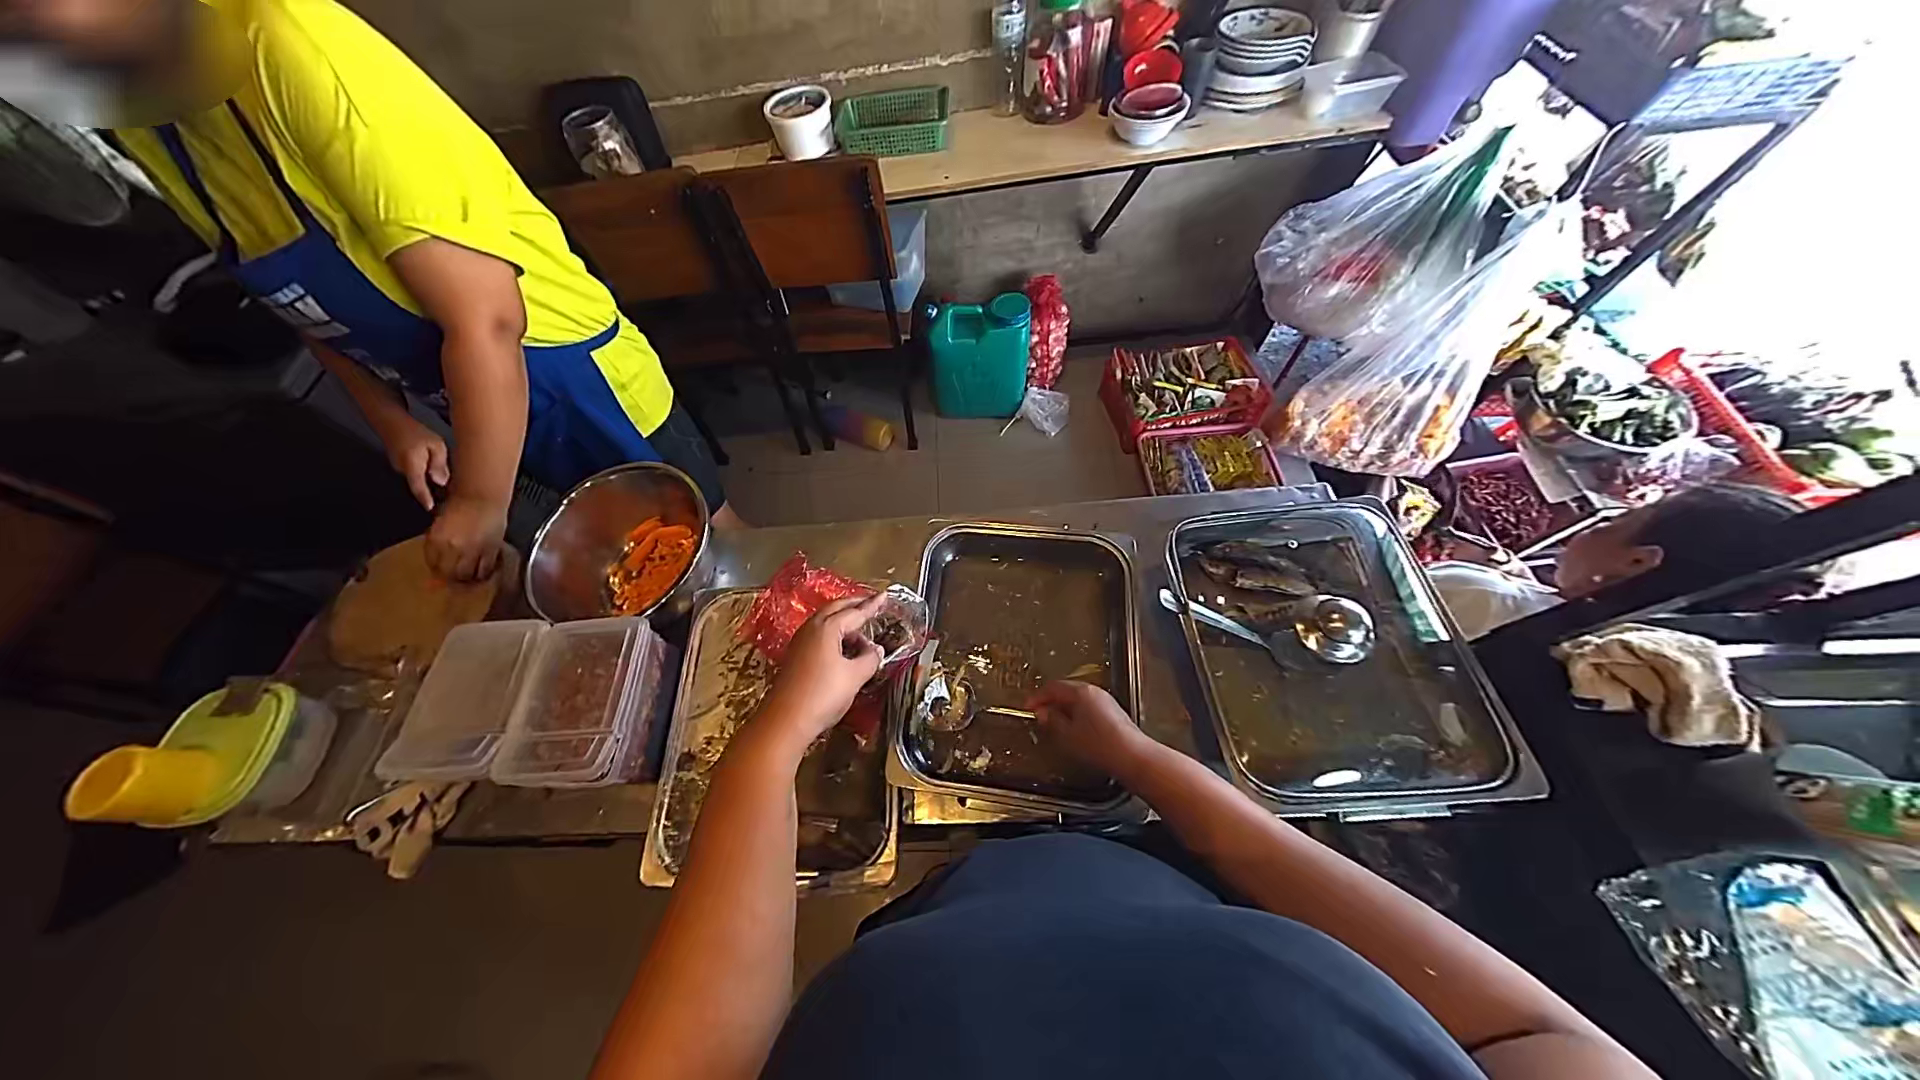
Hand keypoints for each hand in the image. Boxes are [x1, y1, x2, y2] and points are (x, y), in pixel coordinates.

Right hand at [379, 414, 450, 511]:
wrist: (389, 421)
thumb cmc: (415, 432)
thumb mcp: (435, 445)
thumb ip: (438, 464)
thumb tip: (441, 482)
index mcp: (412, 466)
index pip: (418, 488)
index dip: (425, 500)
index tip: (432, 510)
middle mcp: (402, 470)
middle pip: (420, 486)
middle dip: (434, 493)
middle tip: (451, 501)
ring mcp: (399, 468)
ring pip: (418, 480)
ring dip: (430, 484)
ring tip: (449, 489)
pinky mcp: (400, 465)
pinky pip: (415, 474)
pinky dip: (425, 476)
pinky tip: (437, 476)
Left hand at [425, 493, 507, 581]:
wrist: (483, 496)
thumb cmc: (461, 505)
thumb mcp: (439, 524)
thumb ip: (436, 543)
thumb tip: (437, 562)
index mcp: (436, 540)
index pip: (433, 566)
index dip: (438, 570)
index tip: (441, 571)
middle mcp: (454, 547)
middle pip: (449, 574)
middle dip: (451, 578)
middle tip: (455, 578)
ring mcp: (474, 550)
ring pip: (468, 575)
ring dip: (468, 578)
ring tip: (469, 577)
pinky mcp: (491, 550)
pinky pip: (486, 568)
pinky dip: (484, 572)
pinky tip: (483, 571)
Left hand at [756, 593, 886, 746]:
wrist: (785, 721)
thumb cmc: (823, 695)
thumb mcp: (855, 676)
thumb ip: (870, 659)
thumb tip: (876, 650)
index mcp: (827, 628)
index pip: (855, 612)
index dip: (872, 605)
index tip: (884, 596)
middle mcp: (811, 629)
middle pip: (836, 610)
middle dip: (855, 606)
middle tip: (872, 604)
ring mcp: (800, 642)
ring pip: (826, 623)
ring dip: (845, 624)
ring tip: (863, 634)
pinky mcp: (796, 657)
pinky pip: (819, 636)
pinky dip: (835, 636)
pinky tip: (844, 650)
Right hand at [1026, 681, 1154, 781]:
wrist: (1133, 757)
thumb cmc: (1099, 745)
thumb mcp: (1067, 734)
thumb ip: (1052, 720)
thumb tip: (1042, 712)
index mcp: (1080, 692)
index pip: (1052, 687)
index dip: (1037, 697)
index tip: (1028, 706)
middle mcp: (1094, 691)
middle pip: (1066, 690)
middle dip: (1050, 701)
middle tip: (1039, 714)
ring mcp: (1105, 701)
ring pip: (1078, 699)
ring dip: (1064, 708)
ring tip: (1055, 723)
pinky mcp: (1113, 712)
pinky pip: (1088, 707)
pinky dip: (1077, 713)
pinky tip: (1075, 729)